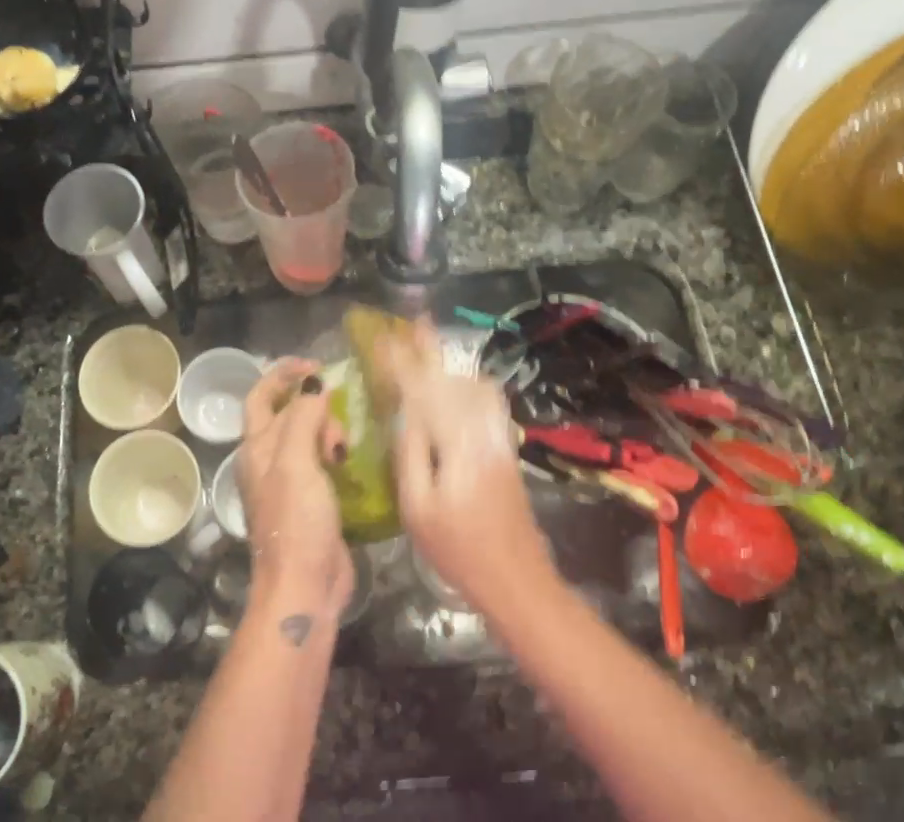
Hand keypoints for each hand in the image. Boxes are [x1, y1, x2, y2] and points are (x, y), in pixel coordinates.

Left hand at [237, 359, 353, 615]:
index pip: (261, 395)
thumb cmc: (295, 522)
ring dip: (328, 432)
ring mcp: (290, 482)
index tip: (319, 366)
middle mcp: (268, 461)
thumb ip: (303, 420)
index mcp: (256, 448)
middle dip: (314, 406)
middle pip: (288, 415)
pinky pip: (324, 464)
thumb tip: (315, 387)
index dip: (284, 375)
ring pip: (309, 439)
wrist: (304, 585)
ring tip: (345, 448)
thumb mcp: (295, 463)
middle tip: (338, 419)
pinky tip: (354, 462)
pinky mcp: (313, 501)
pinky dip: (338, 455)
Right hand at [384, 322, 553, 613]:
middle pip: (454, 380)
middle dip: (431, 351)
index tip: (386, 338)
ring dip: (450, 365)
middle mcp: (480, 433)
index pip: (425, 390)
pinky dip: (466, 385)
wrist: (517, 580)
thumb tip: (404, 416)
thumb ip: (410, 455)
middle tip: (414, 324)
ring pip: (474, 389)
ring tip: (431, 347)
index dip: (404, 362)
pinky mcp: (504, 453)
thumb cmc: (459, 550)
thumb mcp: (417, 508)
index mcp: (456, 444)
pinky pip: (485, 405)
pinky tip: (457, 387)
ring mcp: (497, 442)